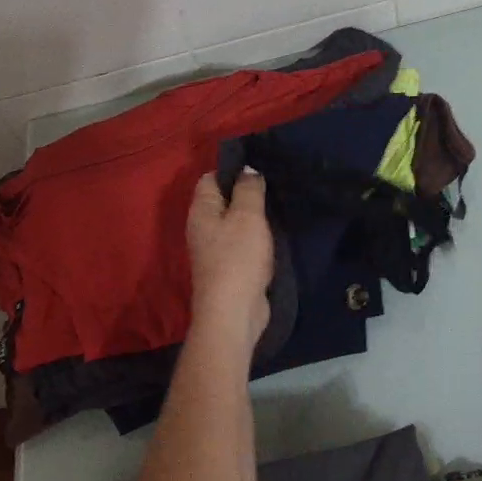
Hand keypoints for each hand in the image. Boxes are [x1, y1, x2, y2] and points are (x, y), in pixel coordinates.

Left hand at [186, 169, 272, 351]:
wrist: (233, 312)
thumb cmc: (238, 257)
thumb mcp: (247, 216)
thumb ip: (248, 188)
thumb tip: (247, 169)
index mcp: (201, 211)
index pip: (210, 178)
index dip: (232, 170)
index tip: (259, 167)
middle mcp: (203, 227)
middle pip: (224, 200)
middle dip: (247, 192)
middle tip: (275, 184)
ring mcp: (215, 249)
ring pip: (236, 222)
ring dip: (255, 217)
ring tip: (280, 205)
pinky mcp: (230, 267)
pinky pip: (243, 243)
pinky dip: (257, 238)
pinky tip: (276, 234)